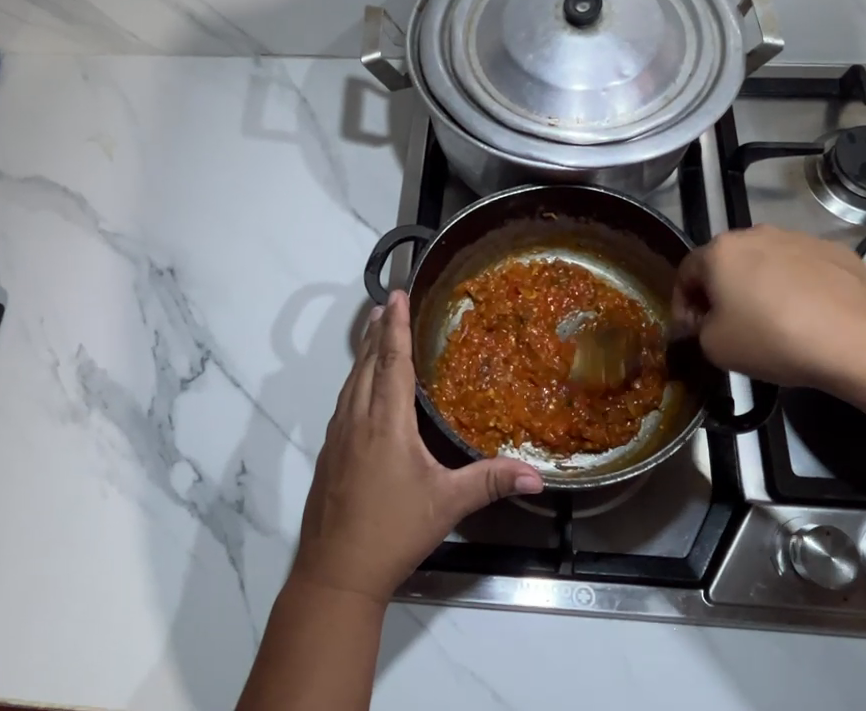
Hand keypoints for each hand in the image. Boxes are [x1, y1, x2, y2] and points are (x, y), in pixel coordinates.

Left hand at [292, 290, 543, 602]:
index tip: (396, 294)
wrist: (335, 572)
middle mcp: (356, 420)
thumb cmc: (392, 531)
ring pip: (350, 382)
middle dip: (377, 331)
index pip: (391, 361)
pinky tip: (360, 389)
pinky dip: (354, 380)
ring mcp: (337, 437)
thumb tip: (536, 477)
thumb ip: (490, 482)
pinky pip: (343, 402)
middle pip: (365, 364)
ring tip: (374, 333)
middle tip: (387, 303)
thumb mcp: (447, 504)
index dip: (395, 326)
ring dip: (363, 353)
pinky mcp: (329, 454)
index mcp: (384, 422)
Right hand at [672, 226, 865, 389]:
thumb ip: (698, 331)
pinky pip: (804, 268)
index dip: (683, 304)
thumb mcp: (715, 348)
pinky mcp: (836, 251)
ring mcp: (799, 238)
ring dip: (761, 286)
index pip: (685, 273)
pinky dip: (798, 287)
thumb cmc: (773, 340)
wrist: (857, 341)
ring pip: (767, 262)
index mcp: (720, 252)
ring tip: (774, 322)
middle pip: (727, 262)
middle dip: (722, 292)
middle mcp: (756, 234)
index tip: (691, 332)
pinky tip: (810, 317)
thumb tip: (705, 324)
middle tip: (729, 325)